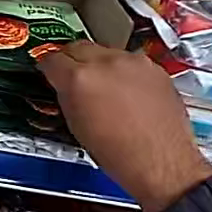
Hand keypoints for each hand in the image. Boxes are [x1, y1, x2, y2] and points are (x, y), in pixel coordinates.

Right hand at [37, 41, 211, 211]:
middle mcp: (106, 63)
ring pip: (106, 51)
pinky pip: (130, 61)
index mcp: (80, 79)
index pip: (52, 58)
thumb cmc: (123, 155)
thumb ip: (67, 96)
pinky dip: (124, 71)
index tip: (50, 70)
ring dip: (99, 64)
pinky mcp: (154, 68)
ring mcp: (133, 63)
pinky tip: (126, 92)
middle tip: (71, 74)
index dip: (48, 66)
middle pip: (78, 47)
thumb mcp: (77, 127)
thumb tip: (64, 86)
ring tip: (103, 88)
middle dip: (71, 59)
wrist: (163, 164)